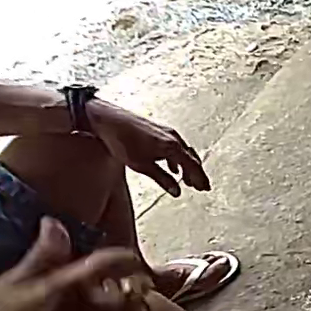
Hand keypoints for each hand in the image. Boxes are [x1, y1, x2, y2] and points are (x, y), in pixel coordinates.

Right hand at [0, 217, 153, 310]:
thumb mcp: (12, 285)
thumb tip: (55, 223)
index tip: (125, 258)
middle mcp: (98, 307)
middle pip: (137, 287)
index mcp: (74, 284)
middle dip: (136, 282)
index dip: (123, 256)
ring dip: (135, 306)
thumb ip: (43, 254)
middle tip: (128, 282)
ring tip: (121, 306)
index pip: (116, 259)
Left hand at [87, 100, 209, 196]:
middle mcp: (174, 138)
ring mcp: (167, 132)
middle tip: (201, 186)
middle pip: (192, 158)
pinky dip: (178, 159)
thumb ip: (162, 179)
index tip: (204, 188)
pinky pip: (175, 146)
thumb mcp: (142, 165)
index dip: (199, 178)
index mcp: (173, 147)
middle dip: (197, 173)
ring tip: (187, 179)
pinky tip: (172, 166)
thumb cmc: (122, 141)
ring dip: (187, 167)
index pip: (193, 165)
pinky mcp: (158, 130)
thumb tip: (177, 191)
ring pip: (184, 152)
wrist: (106, 119)